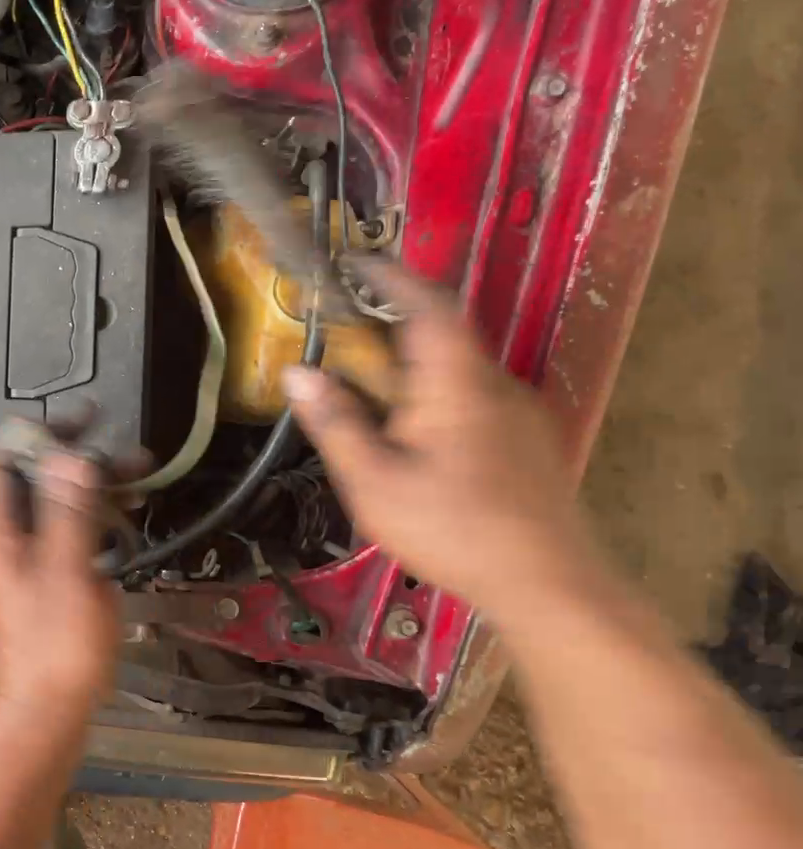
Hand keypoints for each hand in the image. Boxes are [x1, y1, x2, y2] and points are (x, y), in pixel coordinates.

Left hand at [0, 445, 117, 712]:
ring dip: (94, 483)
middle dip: (77, 457)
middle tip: (123, 448)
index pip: (2, 461)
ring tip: (140, 472)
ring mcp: (29, 552)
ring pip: (57, 499)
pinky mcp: (51, 570)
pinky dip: (97, 512)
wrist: (50, 704)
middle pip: (34, 477)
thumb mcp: (66, 571)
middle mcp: (7, 533)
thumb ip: (68, 511)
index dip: (36, 435)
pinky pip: (70, 525)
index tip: (80, 424)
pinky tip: (129, 509)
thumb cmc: (55, 644)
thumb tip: (70, 456)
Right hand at [282, 262, 605, 614]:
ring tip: (369, 393)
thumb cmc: (452, 527)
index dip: (395, 279)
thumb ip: (335, 421)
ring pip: (457, 372)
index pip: (431, 309)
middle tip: (345, 337)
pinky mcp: (528, 442)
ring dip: (411, 367)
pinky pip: (473, 399)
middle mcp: (496, 387)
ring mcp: (519, 415)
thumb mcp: (372, 478)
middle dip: (392, 329)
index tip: (358, 263)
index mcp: (458, 386)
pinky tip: (412, 435)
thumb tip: (297, 372)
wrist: (550, 586)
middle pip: (442, 339)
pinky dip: (434, 395)